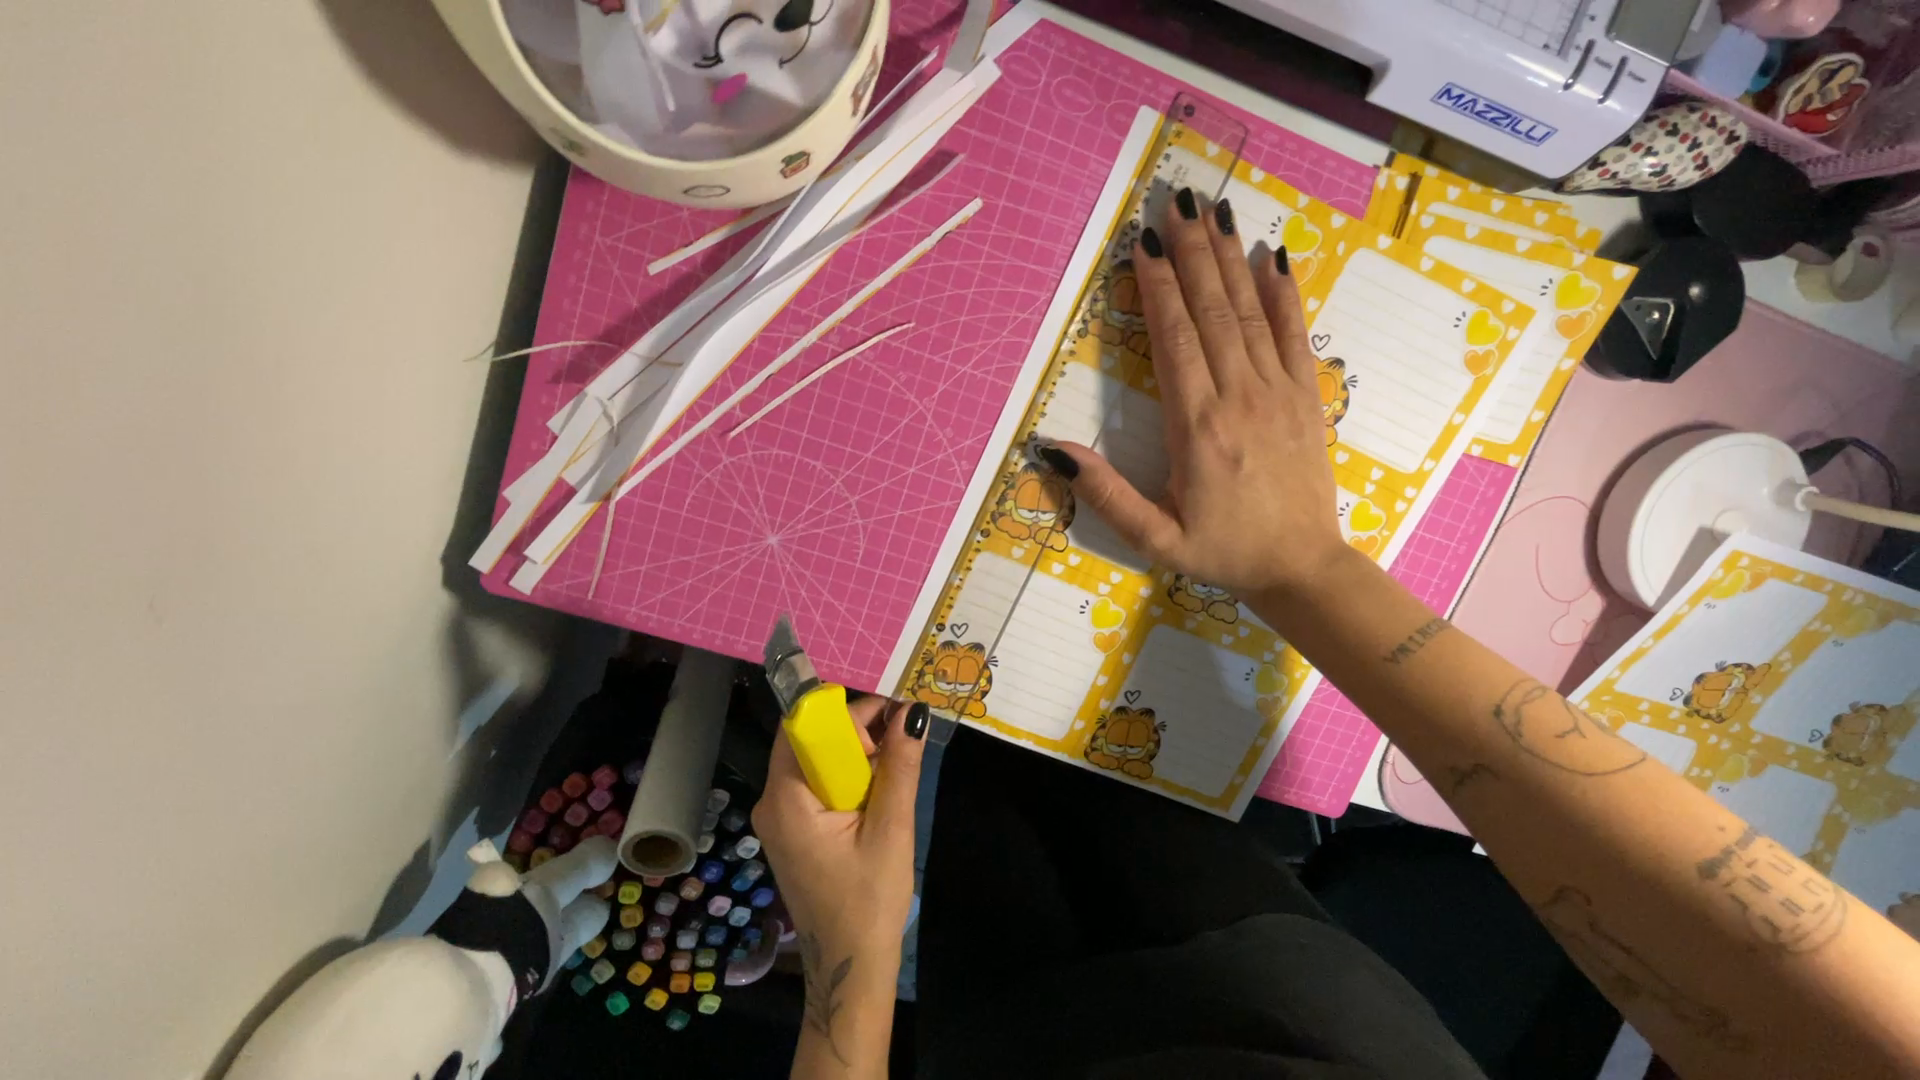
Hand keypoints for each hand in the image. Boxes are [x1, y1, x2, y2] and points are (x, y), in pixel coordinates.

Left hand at [752, 697, 927, 963]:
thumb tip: (912, 712)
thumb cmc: (870, 901)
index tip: (892, 712)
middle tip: (900, 737)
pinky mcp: (794, 831)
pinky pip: (816, 785)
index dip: (849, 713)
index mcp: (786, 800)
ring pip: (814, 761)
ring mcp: (779, 818)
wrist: (850, 967)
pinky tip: (878, 787)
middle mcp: (772, 802)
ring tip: (896, 761)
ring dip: (855, 754)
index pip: (806, 728)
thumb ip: (900, 766)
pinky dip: (847, 776)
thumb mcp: (891, 829)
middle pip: (808, 740)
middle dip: (855, 730)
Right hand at [1036, 191, 1346, 595]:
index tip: (1146, 241)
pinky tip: (1274, 257)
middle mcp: (1239, 396)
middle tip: (1177, 200)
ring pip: (1250, 312)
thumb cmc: (1222, 552)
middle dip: (1192, 253)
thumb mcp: (1153, 538)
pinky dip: (1284, 293)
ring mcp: (1279, 391)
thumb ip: (1106, 495)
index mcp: (1197, 427)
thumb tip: (1053, 451)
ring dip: (1230, 259)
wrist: (1302, 568)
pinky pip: (1295, 333)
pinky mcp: (1306, 396)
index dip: (1158, 288)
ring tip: (1215, 210)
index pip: (1174, 340)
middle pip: (1212, 310)